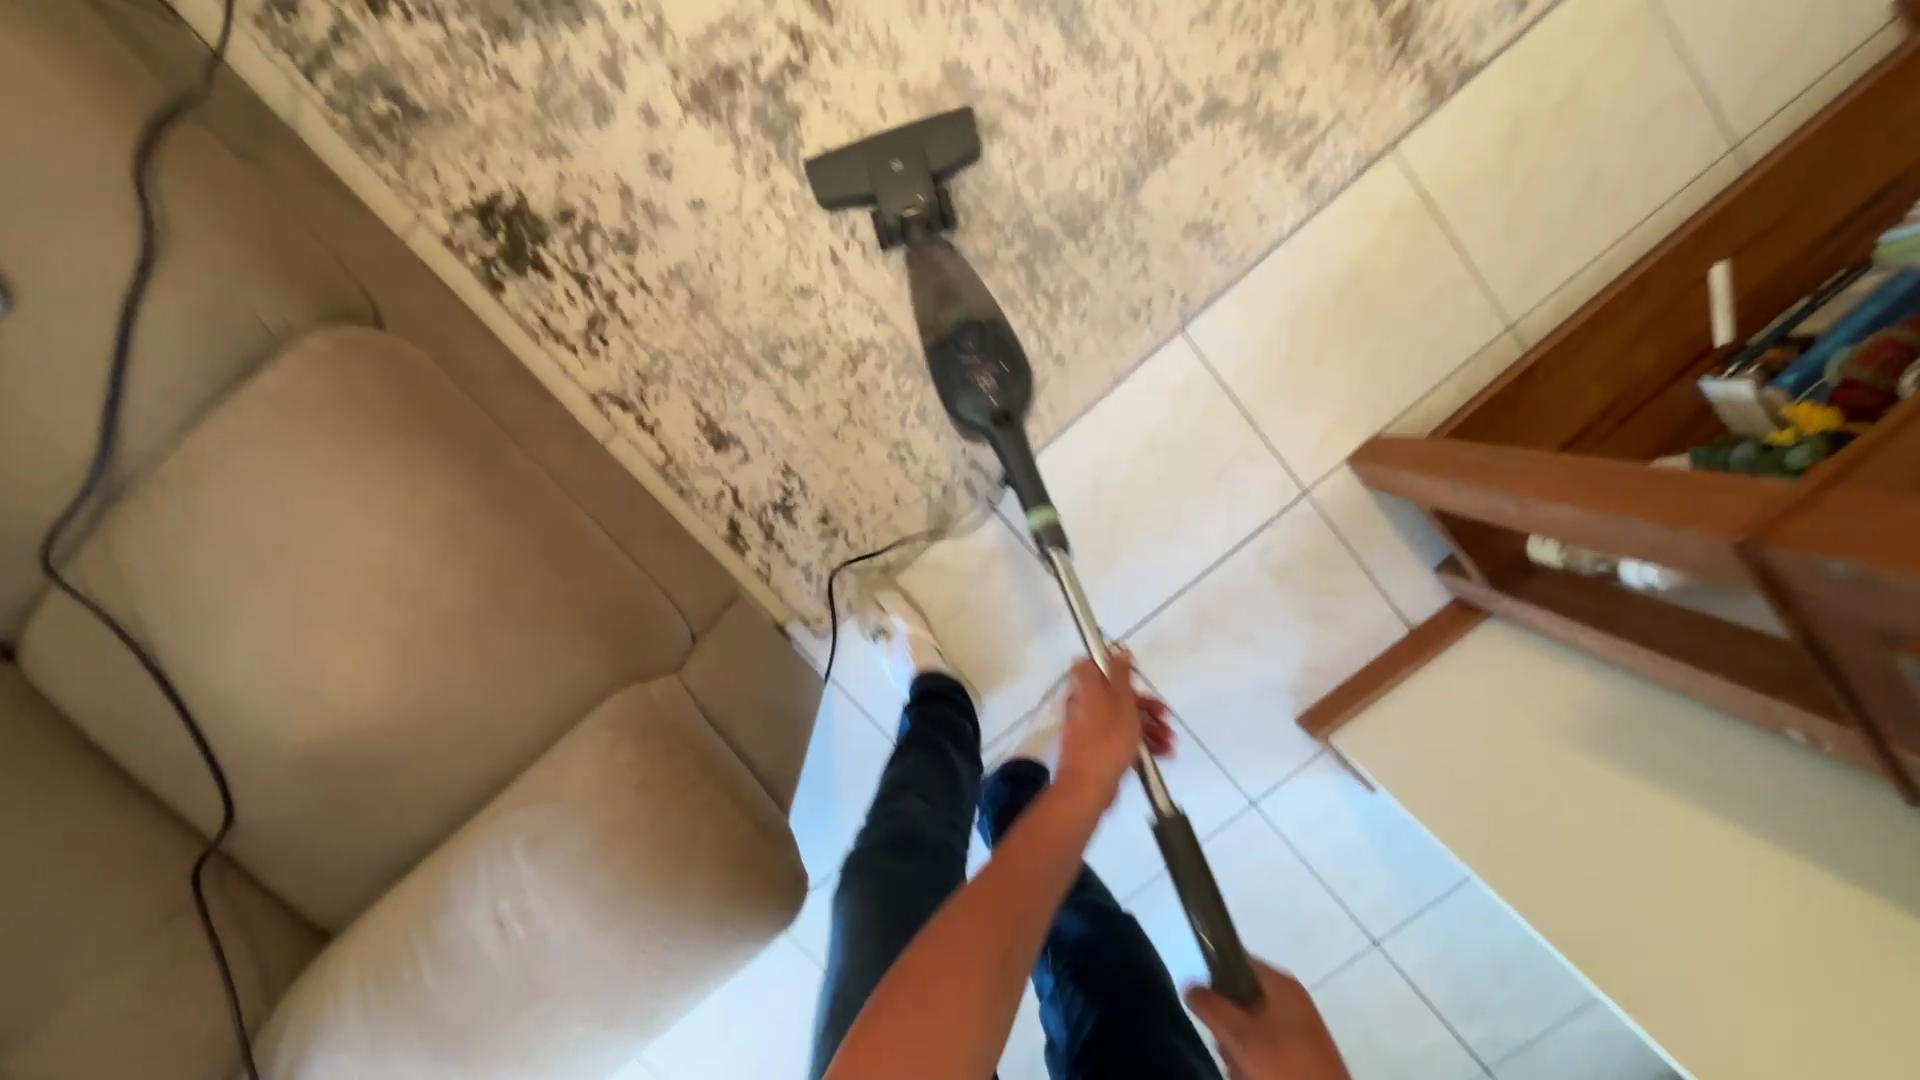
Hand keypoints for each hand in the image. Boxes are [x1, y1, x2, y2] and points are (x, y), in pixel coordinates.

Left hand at [1053, 649, 1173, 804]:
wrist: (1089, 786)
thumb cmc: (1107, 739)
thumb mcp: (1120, 701)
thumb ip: (1120, 674)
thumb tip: (1118, 649)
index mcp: (1085, 687)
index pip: (1094, 664)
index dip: (1116, 666)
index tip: (1136, 676)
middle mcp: (1084, 703)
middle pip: (1117, 694)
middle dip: (1145, 704)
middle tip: (1165, 716)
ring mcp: (1090, 727)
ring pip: (1123, 718)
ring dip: (1149, 726)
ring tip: (1170, 742)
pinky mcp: (1098, 748)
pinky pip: (1122, 738)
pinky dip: (1141, 741)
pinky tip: (1164, 753)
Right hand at [1186, 961, 1351, 1079]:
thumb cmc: (1284, 1067)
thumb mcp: (1240, 1035)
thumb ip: (1210, 1005)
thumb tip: (1190, 985)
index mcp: (1280, 983)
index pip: (1235, 958)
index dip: (1214, 976)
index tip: (1205, 1002)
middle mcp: (1290, 997)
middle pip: (1240, 995)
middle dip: (1227, 1022)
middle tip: (1226, 1043)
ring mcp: (1298, 1025)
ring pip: (1250, 1024)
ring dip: (1238, 1046)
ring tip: (1242, 1067)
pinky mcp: (1301, 1051)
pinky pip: (1265, 1044)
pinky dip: (1254, 1059)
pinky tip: (1252, 1075)